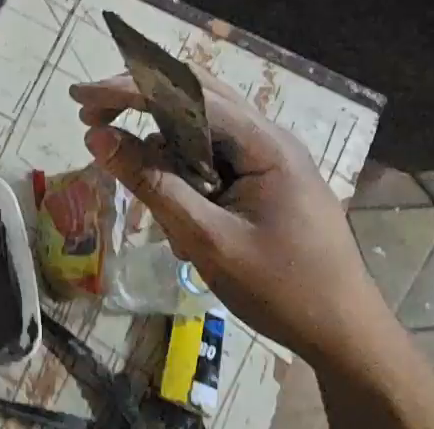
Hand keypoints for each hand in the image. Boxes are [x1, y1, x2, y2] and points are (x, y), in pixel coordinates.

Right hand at [69, 70, 384, 363]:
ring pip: (197, 119)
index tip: (81, 99)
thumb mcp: (208, 240)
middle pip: (192, 92)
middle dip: (136, 95)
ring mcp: (266, 157)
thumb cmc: (285, 291)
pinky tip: (158, 185)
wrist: (351, 343)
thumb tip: (97, 137)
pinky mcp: (261, 177)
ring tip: (114, 146)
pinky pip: (207, 148)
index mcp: (265, 145)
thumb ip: (152, 183)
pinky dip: (173, 155)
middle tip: (90, 111)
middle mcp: (267, 138)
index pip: (186, 94)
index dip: (129, 90)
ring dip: (153, 126)